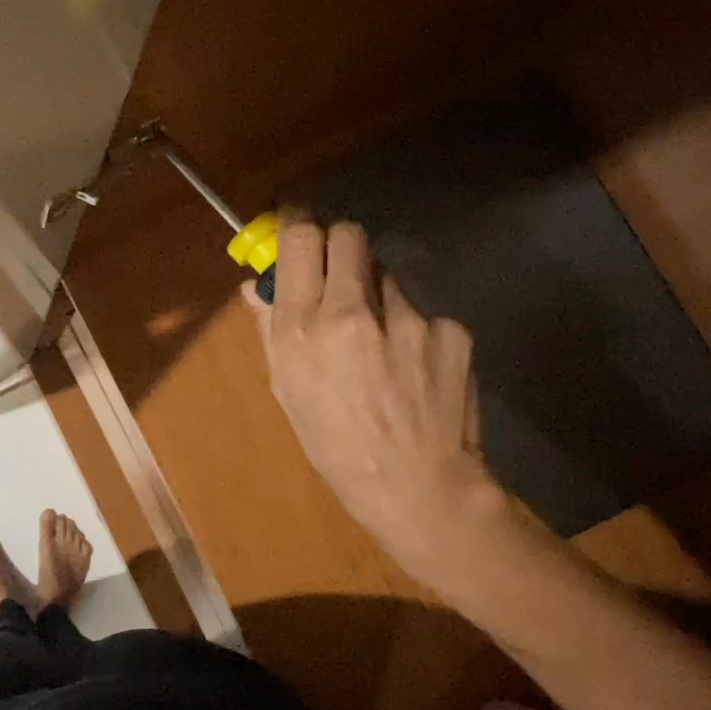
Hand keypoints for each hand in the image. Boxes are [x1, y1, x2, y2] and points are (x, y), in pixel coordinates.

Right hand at [243, 218, 506, 567]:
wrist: (416, 486)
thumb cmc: (333, 443)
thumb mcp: (287, 388)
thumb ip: (272, 328)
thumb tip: (258, 287)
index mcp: (303, 329)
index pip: (302, 239)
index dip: (297, 223)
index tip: (295, 224)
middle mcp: (354, 312)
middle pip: (349, 235)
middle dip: (339, 246)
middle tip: (337, 272)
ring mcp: (410, 319)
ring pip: (387, 277)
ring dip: (376, 294)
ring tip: (379, 342)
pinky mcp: (452, 331)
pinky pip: (422, 312)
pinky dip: (412, 328)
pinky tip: (412, 366)